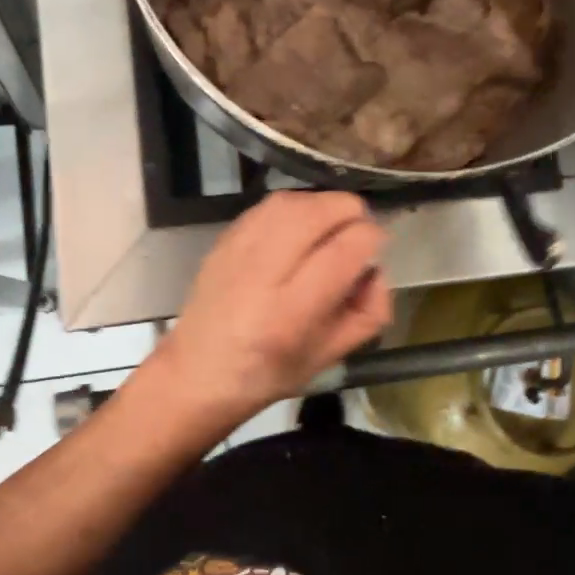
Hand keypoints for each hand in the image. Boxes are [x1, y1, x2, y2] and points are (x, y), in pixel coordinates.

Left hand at [142, 191, 391, 419]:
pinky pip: (268, 205)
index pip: (344, 250)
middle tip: (357, 233)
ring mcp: (237, 250)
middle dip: (350, 214)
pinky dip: (295, 207)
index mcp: (290, 314)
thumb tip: (377, 268)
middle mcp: (261, 275)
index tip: (376, 247)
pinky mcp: (224, 239)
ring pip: (293, 201)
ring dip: (323, 206)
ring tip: (332, 227)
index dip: (372, 238)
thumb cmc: (268, 373)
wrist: (197, 372)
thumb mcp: (330, 357)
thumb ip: (368, 312)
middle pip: (319, 212)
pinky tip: (300, 227)